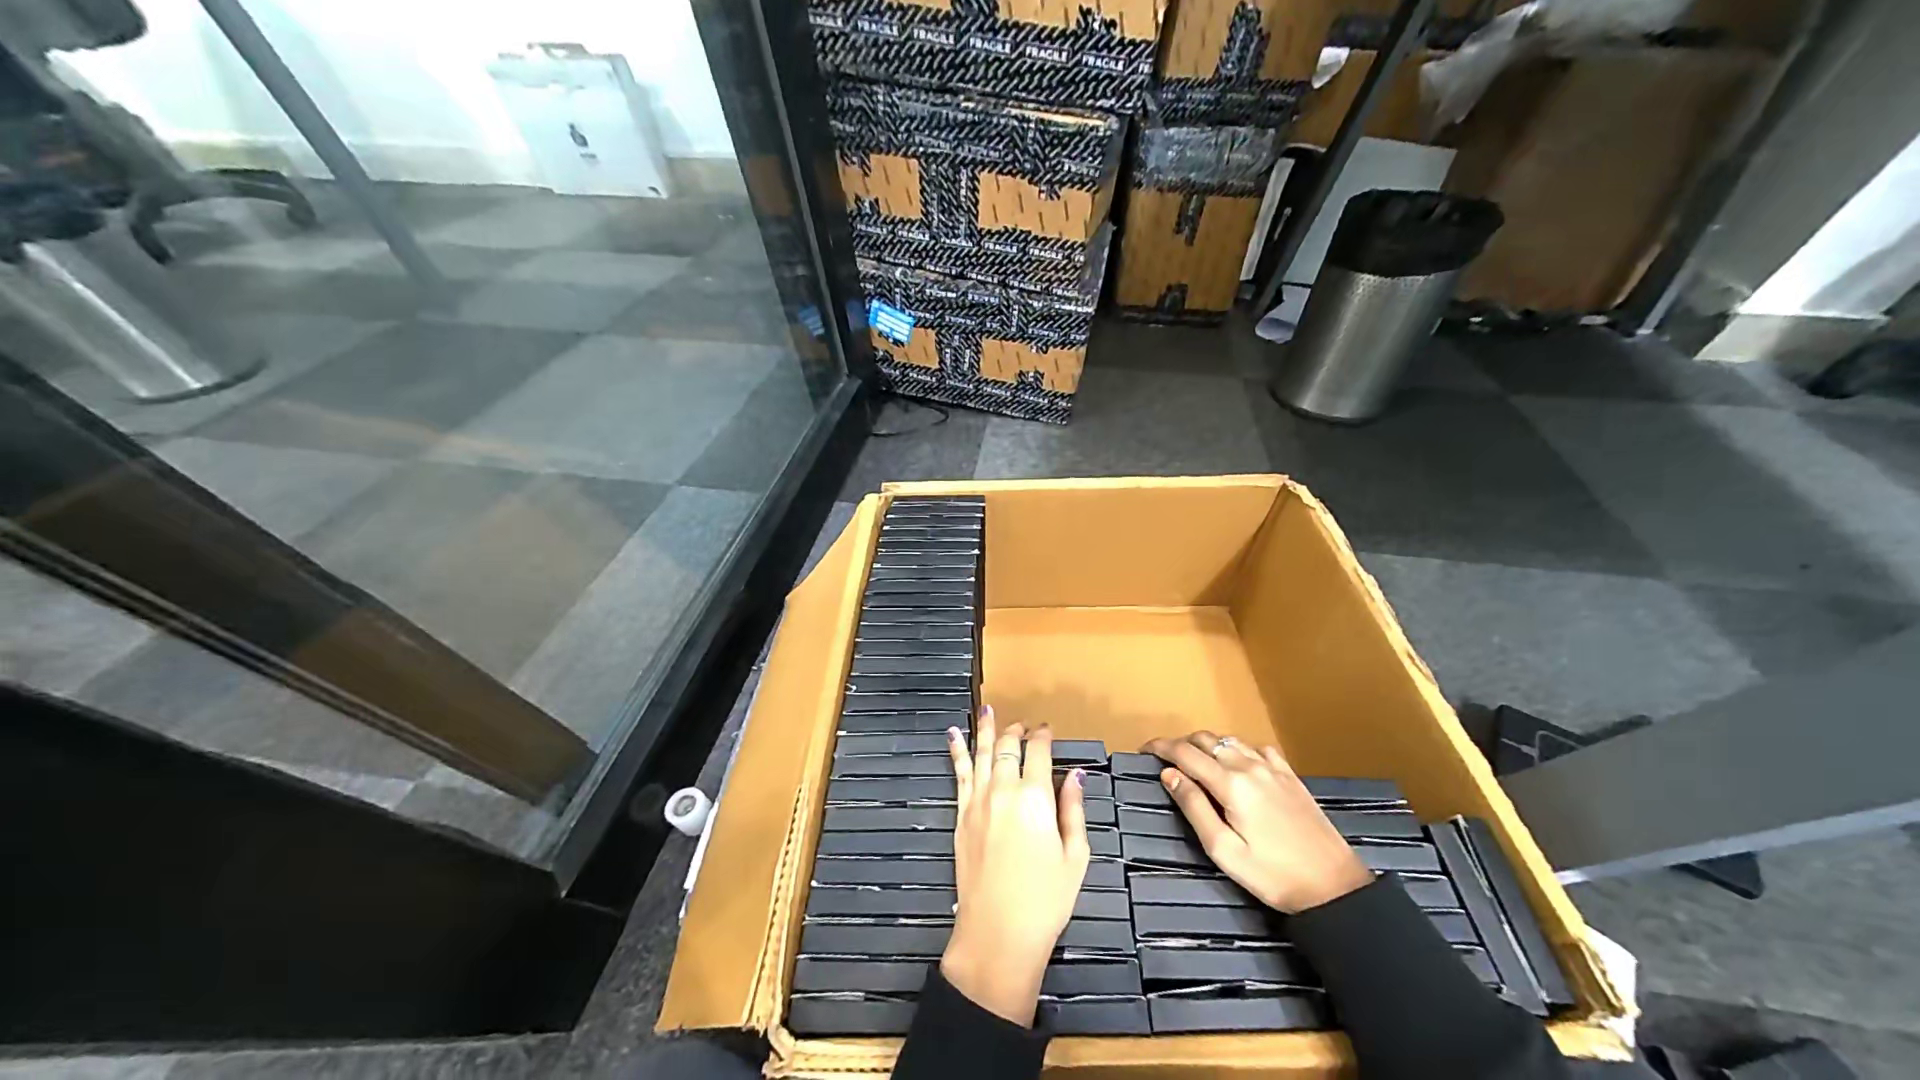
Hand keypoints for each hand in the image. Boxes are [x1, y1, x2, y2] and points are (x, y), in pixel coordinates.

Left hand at [941, 706, 1090, 1026]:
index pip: (1038, 752)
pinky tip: (953, 735)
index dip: (1043, 736)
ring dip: (985, 730)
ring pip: (981, 754)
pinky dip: (957, 751)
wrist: (998, 933)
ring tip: (987, 710)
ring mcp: (977, 802)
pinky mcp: (961, 816)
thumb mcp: (1075, 856)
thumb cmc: (1045, 900)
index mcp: (1036, 798)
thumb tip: (1076, 775)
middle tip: (1023, 725)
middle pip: (1008, 748)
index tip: (1047, 729)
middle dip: (1016, 732)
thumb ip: (1073, 810)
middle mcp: (1003, 792)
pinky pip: (959, 774)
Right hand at [1143, 731, 1373, 914]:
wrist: (1334, 887)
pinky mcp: (1291, 776)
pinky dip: (1237, 750)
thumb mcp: (1223, 850)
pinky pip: (1256, 748)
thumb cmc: (1272, 875)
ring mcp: (1273, 768)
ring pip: (1230, 741)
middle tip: (1166, 761)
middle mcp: (1250, 766)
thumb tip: (1168, 774)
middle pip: (1206, 739)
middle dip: (1181, 744)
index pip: (1185, 752)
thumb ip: (1194, 807)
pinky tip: (1237, 766)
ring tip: (1195, 763)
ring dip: (1208, 745)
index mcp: (1231, 784)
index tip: (1144, 751)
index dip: (1161, 747)